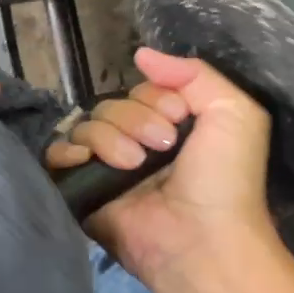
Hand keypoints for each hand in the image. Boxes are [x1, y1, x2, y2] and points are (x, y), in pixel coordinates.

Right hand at [43, 48, 272, 279]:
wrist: (202, 238)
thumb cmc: (224, 179)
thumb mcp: (235, 114)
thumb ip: (195, 74)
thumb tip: (140, 54)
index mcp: (168, 127)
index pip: (139, 91)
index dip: (154, 98)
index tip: (177, 119)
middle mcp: (134, 144)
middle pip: (110, 105)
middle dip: (133, 119)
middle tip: (160, 148)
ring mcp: (105, 168)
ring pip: (85, 126)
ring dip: (109, 139)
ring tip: (133, 166)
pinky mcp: (81, 190)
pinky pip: (58, 155)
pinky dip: (68, 153)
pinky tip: (89, 163)